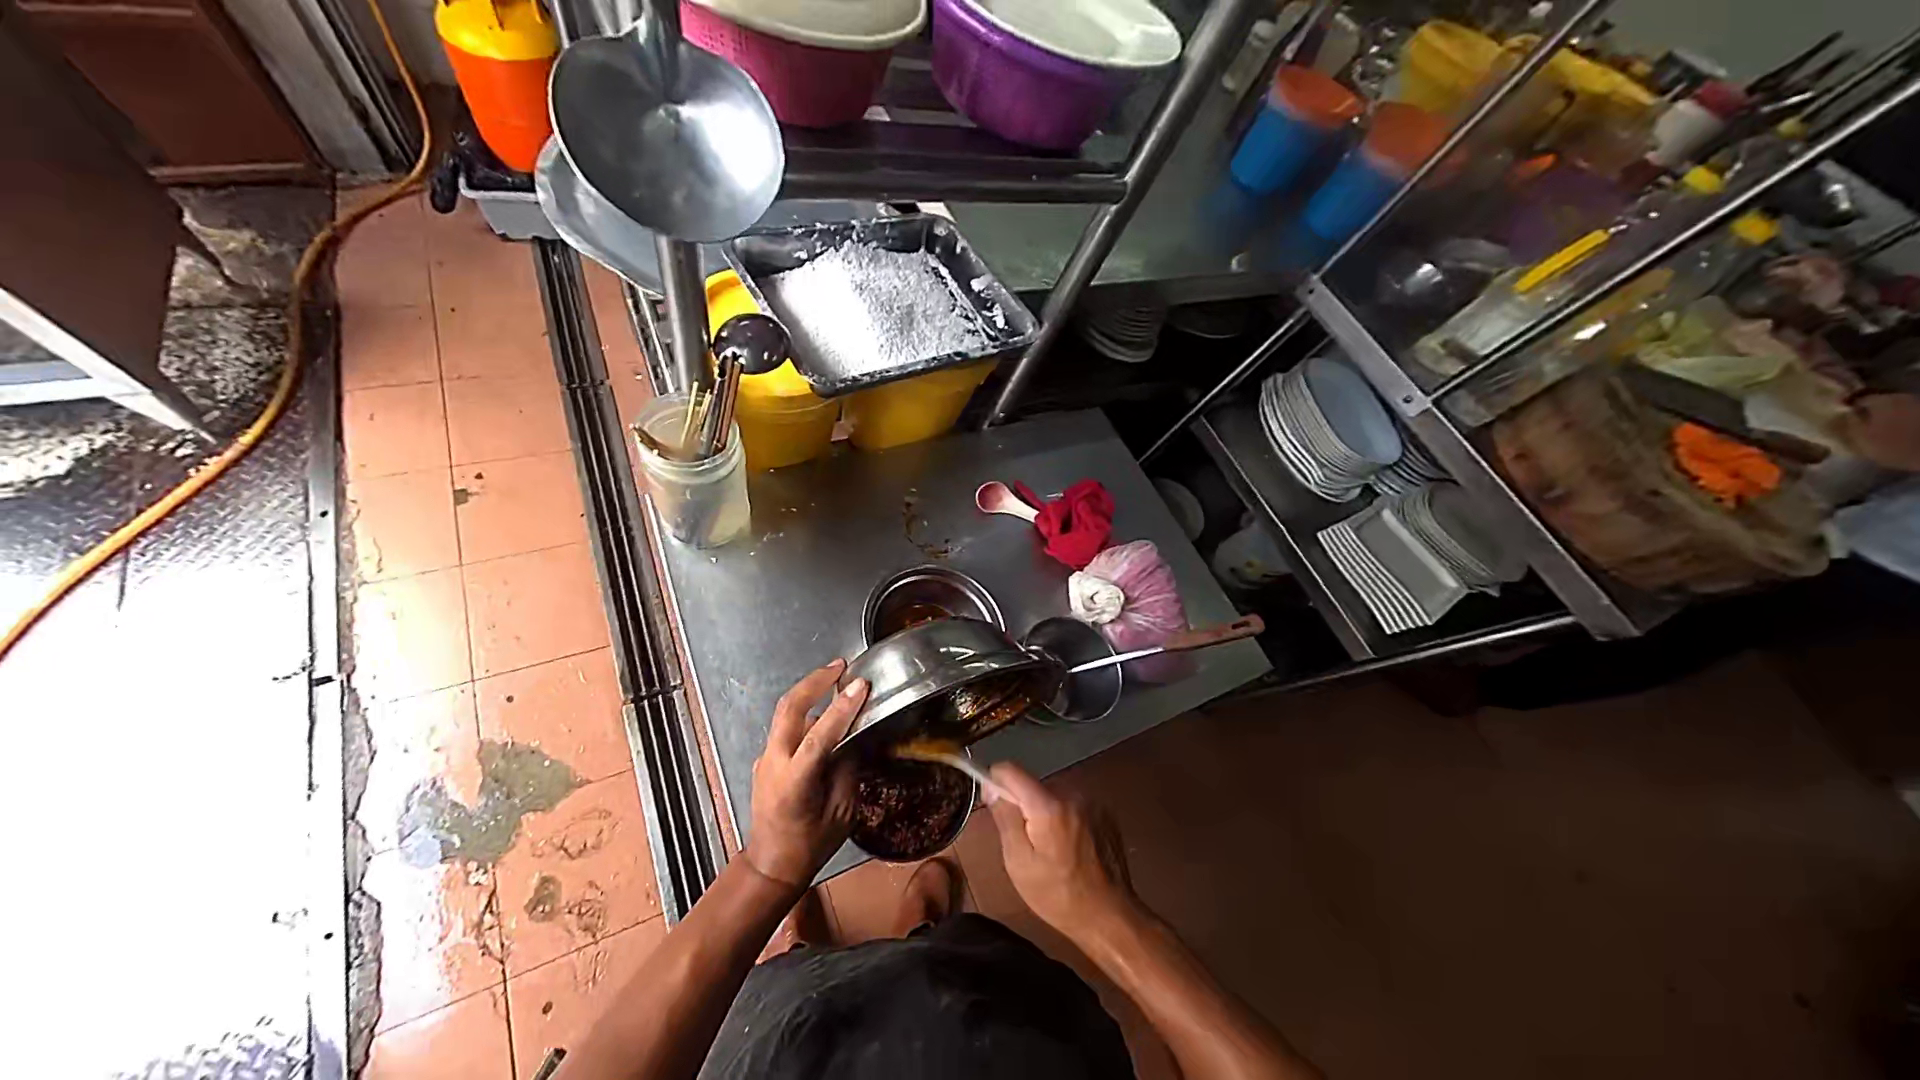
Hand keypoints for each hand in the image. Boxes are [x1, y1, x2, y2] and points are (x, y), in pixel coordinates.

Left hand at [745, 660, 867, 888]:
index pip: (819, 735)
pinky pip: (786, 730)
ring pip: (785, 715)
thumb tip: (853, 736)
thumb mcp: (842, 811)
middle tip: (838, 665)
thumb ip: (846, 768)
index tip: (860, 686)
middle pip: (788, 708)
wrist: (770, 866)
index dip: (842, 708)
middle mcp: (773, 764)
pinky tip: (823, 718)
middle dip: (814, 681)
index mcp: (794, 782)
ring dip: (809, 695)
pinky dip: (805, 716)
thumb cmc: (810, 845)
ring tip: (835, 684)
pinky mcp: (764, 760)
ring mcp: (764, 760)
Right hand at [986, 762, 1135, 936]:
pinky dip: (1064, 819)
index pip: (1010, 769)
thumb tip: (992, 787)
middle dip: (1023, 806)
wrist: (1110, 916)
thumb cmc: (1058, 895)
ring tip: (1050, 850)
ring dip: (1044, 813)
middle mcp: (1072, 794)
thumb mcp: (1019, 862)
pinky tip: (1070, 849)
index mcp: (1048, 806)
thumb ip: (1005, 818)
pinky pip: (1072, 805)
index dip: (995, 782)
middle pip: (1032, 784)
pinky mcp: (1105, 813)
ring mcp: (1092, 802)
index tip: (995, 806)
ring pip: (1052, 795)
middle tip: (1026, 843)